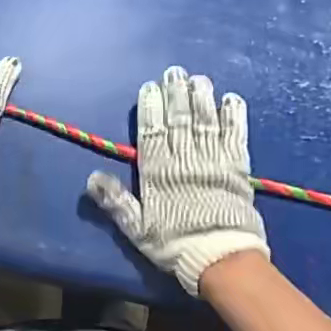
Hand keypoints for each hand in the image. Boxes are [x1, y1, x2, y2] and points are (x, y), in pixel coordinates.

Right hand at [85, 66, 267, 294]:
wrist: (221, 258)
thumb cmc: (172, 243)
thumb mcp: (135, 227)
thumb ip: (115, 200)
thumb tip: (92, 177)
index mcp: (158, 173)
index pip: (151, 133)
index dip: (151, 108)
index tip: (150, 87)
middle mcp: (185, 162)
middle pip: (179, 121)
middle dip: (176, 95)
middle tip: (174, 72)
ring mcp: (214, 163)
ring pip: (206, 124)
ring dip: (203, 99)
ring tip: (199, 79)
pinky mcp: (238, 170)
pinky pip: (236, 138)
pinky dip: (235, 118)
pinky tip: (232, 100)